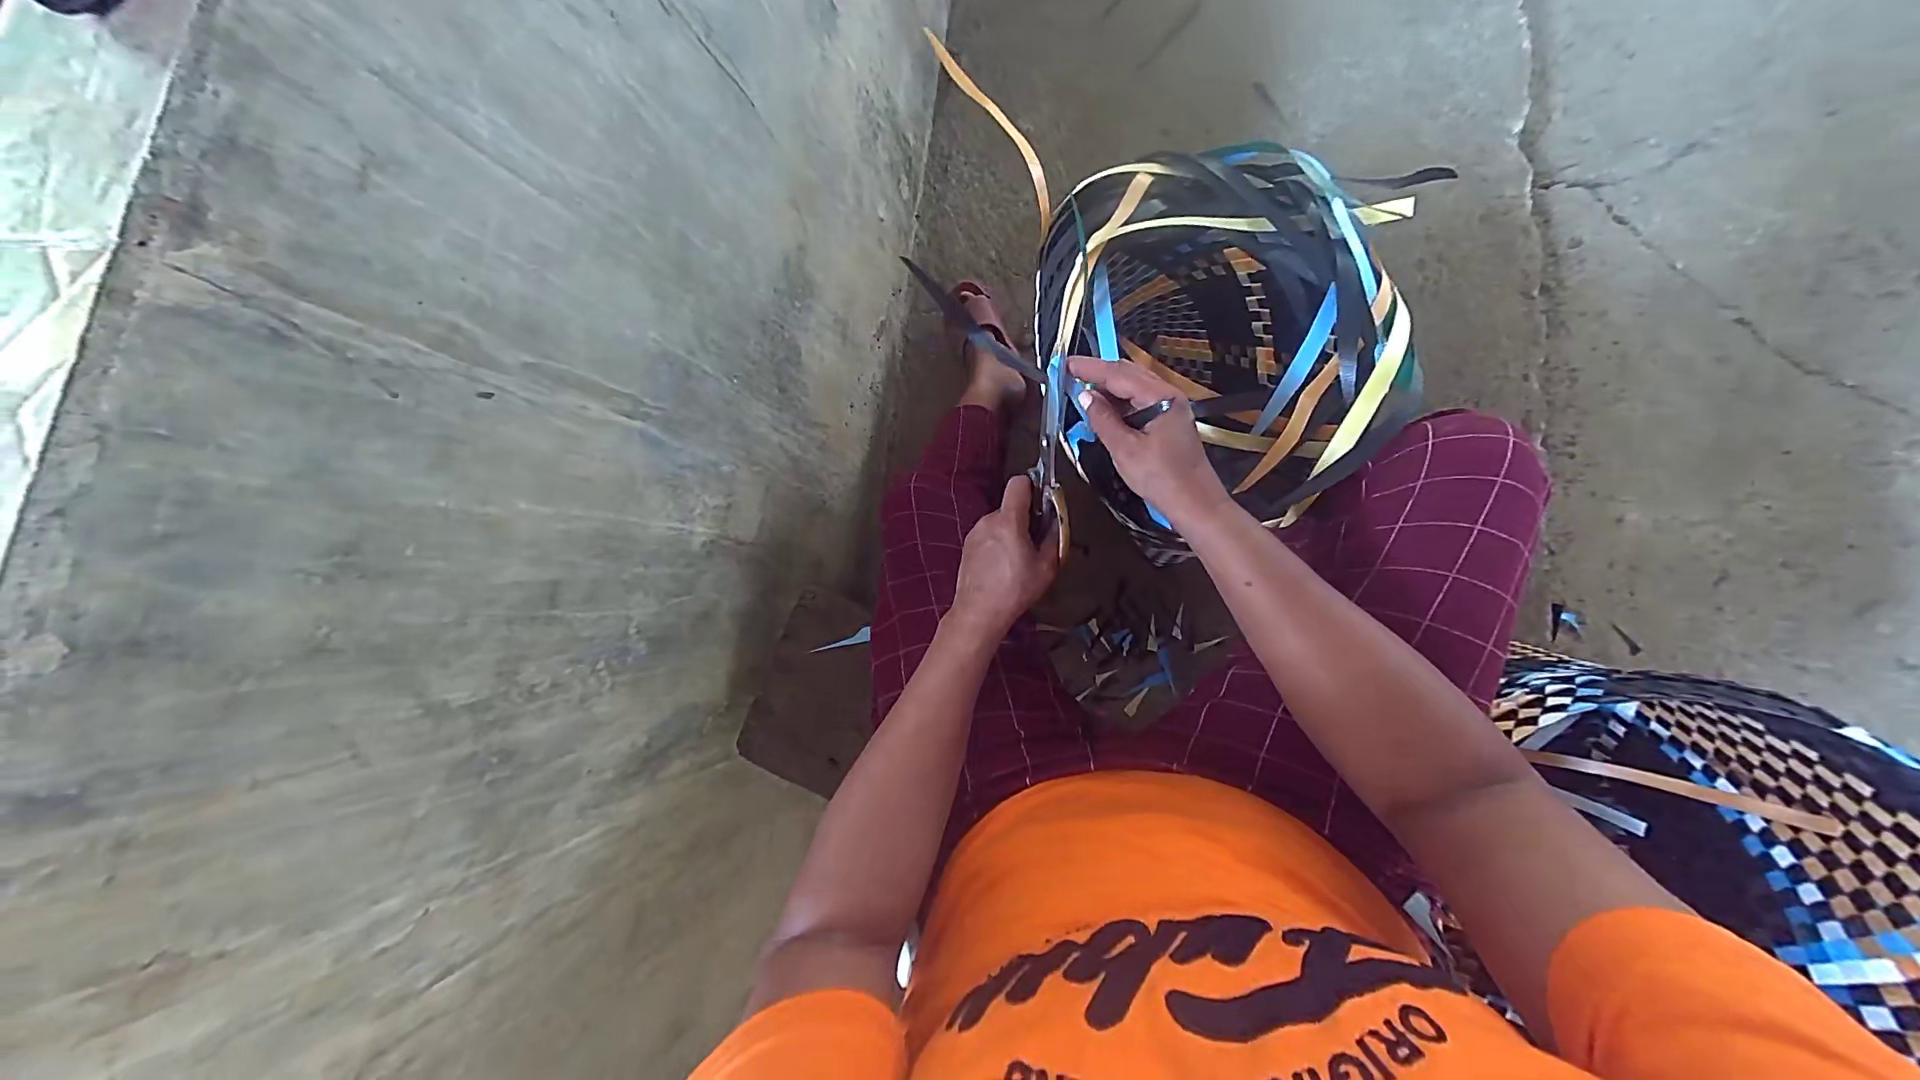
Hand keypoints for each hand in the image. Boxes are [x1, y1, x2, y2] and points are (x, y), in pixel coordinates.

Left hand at [950, 476, 1059, 634]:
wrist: (979, 611)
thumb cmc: (1012, 591)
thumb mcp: (1046, 567)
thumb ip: (1054, 538)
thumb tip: (1056, 523)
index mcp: (1008, 521)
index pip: (1019, 483)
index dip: (1033, 487)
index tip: (1042, 502)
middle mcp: (988, 521)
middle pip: (1011, 506)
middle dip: (1025, 519)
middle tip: (1035, 542)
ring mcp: (975, 533)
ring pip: (999, 522)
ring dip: (1011, 533)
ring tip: (1019, 559)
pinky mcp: (968, 546)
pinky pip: (988, 535)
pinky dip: (997, 544)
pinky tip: (1004, 566)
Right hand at [1067, 356, 1233, 527]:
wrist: (1194, 503)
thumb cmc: (1163, 479)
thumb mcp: (1125, 449)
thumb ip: (1103, 419)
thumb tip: (1085, 397)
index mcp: (1161, 397)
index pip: (1118, 373)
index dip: (1090, 368)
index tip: (1067, 364)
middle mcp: (1168, 396)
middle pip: (1128, 374)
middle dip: (1097, 374)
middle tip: (1070, 376)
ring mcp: (1170, 408)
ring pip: (1133, 388)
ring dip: (1107, 389)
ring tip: (1081, 393)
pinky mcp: (1168, 421)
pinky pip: (1139, 402)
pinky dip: (1118, 403)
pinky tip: (1103, 410)